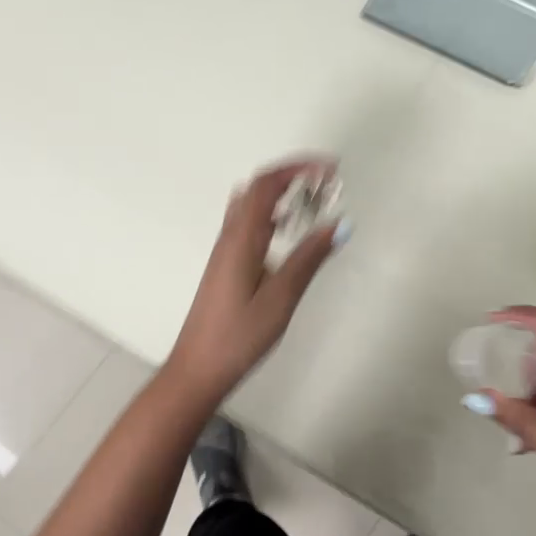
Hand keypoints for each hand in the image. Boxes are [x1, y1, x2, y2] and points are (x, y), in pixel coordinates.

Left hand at [164, 158, 345, 396]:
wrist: (197, 368)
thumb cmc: (238, 336)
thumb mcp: (280, 298)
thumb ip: (308, 259)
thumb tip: (338, 225)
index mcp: (242, 238)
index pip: (267, 185)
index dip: (299, 168)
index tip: (331, 170)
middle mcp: (230, 237)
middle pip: (257, 188)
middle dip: (292, 176)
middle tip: (325, 186)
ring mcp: (225, 251)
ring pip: (251, 205)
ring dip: (281, 195)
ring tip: (313, 205)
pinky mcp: (226, 266)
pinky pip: (249, 224)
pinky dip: (272, 215)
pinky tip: (289, 234)